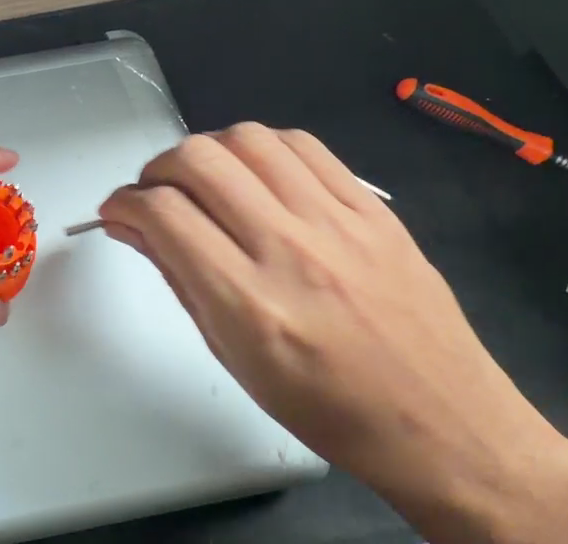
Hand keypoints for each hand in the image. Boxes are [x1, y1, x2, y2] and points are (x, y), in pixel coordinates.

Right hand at [99, 124, 567, 543]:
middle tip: (156, 194)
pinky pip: (304, 145)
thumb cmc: (332, 411)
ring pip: (247, 139)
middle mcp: (291, 252)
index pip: (162, 214)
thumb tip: (134, 226)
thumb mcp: (235, 358)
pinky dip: (263, 147)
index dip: (123, 203)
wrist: (449, 429)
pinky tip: (257, 172)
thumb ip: (179, 279)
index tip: (118, 211)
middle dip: (156, 169)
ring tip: (206, 179)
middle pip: (197, 160)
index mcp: (251, 304)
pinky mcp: (375, 211)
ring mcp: (339, 225)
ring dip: (207, 150)